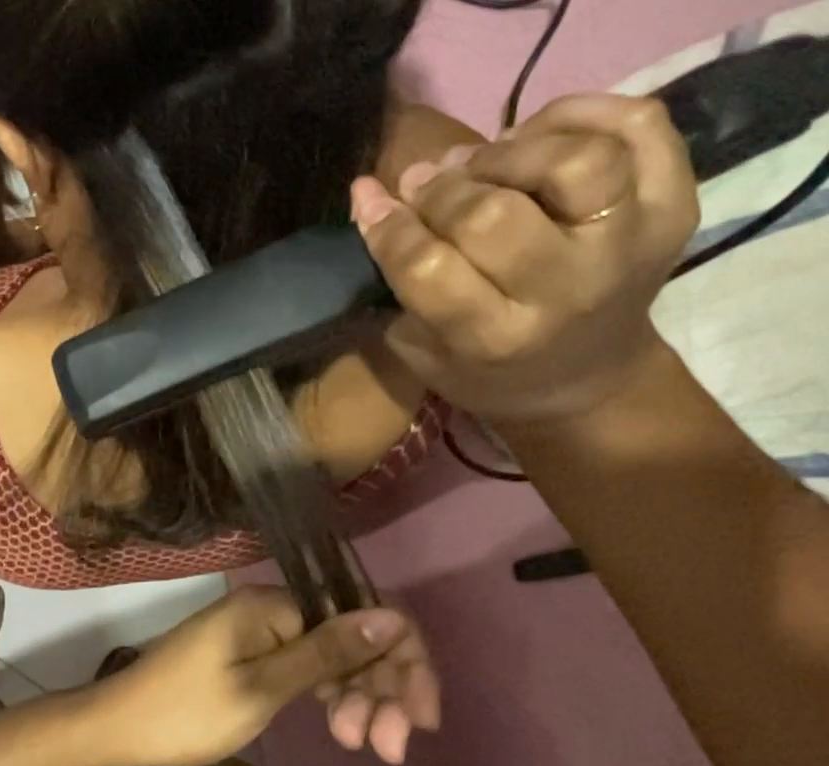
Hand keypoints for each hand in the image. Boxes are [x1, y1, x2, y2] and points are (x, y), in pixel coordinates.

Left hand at [83, 586, 439, 765]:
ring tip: (363, 746)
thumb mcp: (263, 688)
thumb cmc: (186, 713)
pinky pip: (306, 668)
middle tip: (389, 748)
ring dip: (360, 699)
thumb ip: (327, 653)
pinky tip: (342, 729)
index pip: (363, 615)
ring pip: (333, 657)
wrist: (118, 728)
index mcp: (270, 605)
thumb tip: (391, 616)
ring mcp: (258, 633)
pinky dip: (330, 698)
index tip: (418, 720)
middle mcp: (268, 609)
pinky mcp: (250, 657)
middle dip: (382, 689)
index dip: (402, 663)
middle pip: (353, 637)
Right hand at [349, 94, 700, 423]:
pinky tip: (536, 133)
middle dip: (440, 191)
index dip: (389, 228)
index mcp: (496, 337)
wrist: (588, 374)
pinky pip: (639, 126)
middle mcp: (569, 290)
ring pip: (574, 162)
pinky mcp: (674, 204)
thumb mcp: (423, 344)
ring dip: (512, 150)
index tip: (373, 204)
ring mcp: (631, 242)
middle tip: (424, 184)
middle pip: (491, 215)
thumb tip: (368, 193)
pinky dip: (580, 113)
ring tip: (483, 160)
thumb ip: (396, 273)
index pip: (428, 267)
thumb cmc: (485, 366)